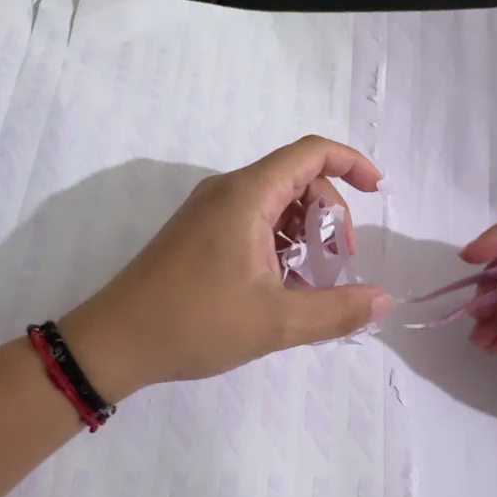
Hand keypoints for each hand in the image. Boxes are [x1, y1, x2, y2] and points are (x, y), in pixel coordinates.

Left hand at [60, 136, 393, 401]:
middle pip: (298, 179)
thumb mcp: (276, 322)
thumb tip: (384, 300)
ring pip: (276, 201)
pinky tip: (282, 286)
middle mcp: (228, 191)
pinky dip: (280, 243)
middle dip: (330, 215)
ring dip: (305, 232)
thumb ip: (336, 310)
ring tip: (312, 280)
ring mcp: (210, 210)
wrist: (112, 342)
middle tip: (339, 263)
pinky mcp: (199, 232)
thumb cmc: (194, 322)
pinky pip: (254, 220)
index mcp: (247, 195)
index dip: (352, 163)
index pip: (311, 153)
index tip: (379, 191)